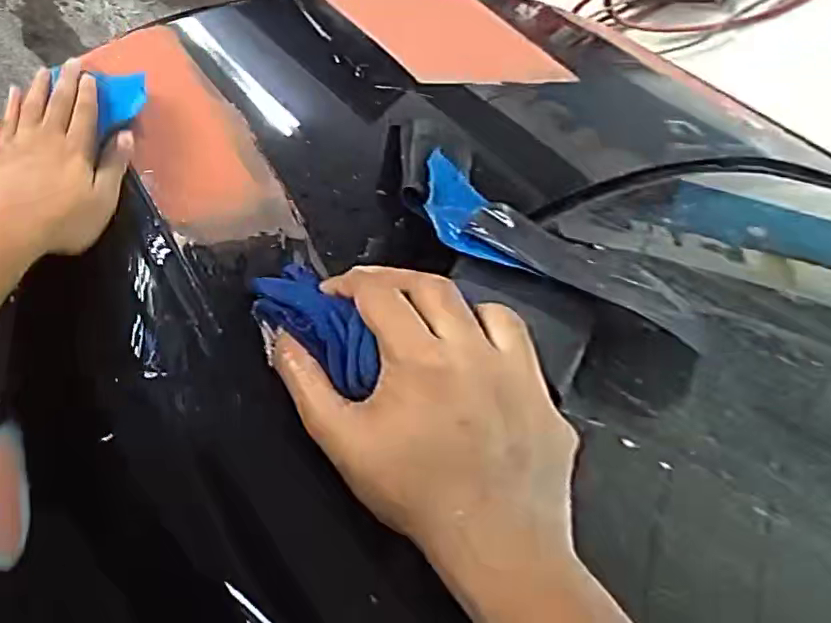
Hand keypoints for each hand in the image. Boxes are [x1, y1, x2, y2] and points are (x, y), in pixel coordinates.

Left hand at [0, 59, 132, 261]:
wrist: (11, 228)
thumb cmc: (62, 220)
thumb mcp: (101, 200)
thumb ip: (114, 165)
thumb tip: (126, 134)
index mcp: (77, 148)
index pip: (85, 112)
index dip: (89, 92)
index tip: (90, 75)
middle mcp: (50, 136)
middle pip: (60, 102)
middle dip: (66, 80)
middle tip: (71, 61)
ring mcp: (23, 141)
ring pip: (32, 104)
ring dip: (39, 86)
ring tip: (43, 70)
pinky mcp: (3, 150)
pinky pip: (8, 119)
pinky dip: (11, 103)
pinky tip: (13, 91)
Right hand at [267, 267, 578, 568]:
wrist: (499, 551)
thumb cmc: (411, 490)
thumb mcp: (337, 435)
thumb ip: (301, 378)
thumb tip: (282, 336)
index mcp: (421, 360)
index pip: (379, 292)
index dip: (346, 283)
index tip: (328, 295)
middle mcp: (474, 355)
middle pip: (430, 285)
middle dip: (388, 278)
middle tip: (363, 292)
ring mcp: (520, 377)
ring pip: (483, 307)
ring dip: (445, 303)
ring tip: (422, 319)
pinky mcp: (548, 402)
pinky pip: (520, 346)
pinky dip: (488, 335)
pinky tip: (469, 358)